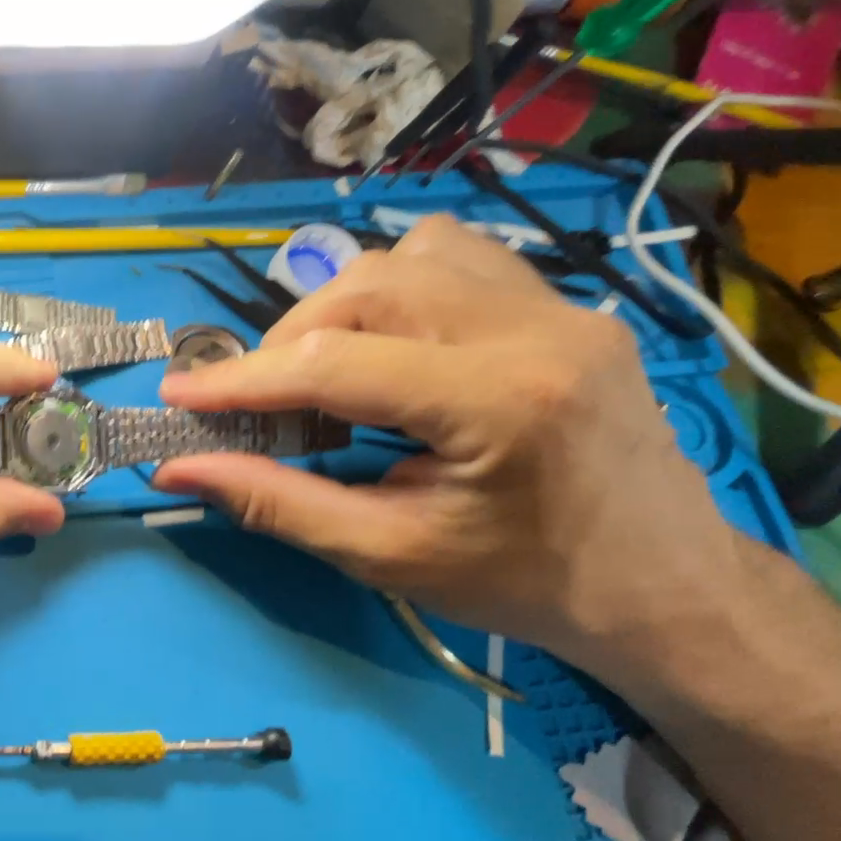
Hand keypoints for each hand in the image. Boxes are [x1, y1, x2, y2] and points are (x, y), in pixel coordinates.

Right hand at [153, 215, 739, 671]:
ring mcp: (559, 308)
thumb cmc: (522, 584)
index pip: (333, 364)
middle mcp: (534, 331)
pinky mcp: (564, 306)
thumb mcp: (387, 555)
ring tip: (320, 368)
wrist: (661, 584)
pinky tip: (386, 342)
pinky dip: (395, 289)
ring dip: (338, 306)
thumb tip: (179, 470)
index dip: (240, 380)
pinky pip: (456, 258)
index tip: (178, 396)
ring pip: (410, 256)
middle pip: (368, 288)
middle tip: (257, 401)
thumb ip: (275, 503)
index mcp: (499, 403)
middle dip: (286, 340)